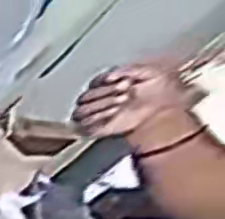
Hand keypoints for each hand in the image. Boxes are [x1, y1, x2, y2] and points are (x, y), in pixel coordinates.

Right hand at [73, 63, 197, 143]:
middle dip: (105, 91)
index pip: (95, 82)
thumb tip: (110, 75)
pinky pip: (83, 122)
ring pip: (80, 110)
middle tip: (126, 88)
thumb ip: (131, 69)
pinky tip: (114, 111)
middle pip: (85, 96)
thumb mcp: (151, 72)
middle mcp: (96, 100)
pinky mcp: (89, 128)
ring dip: (101, 104)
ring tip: (122, 101)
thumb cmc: (158, 91)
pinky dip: (99, 116)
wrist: (160, 110)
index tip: (118, 78)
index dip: (103, 79)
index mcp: (109, 85)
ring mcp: (91, 115)